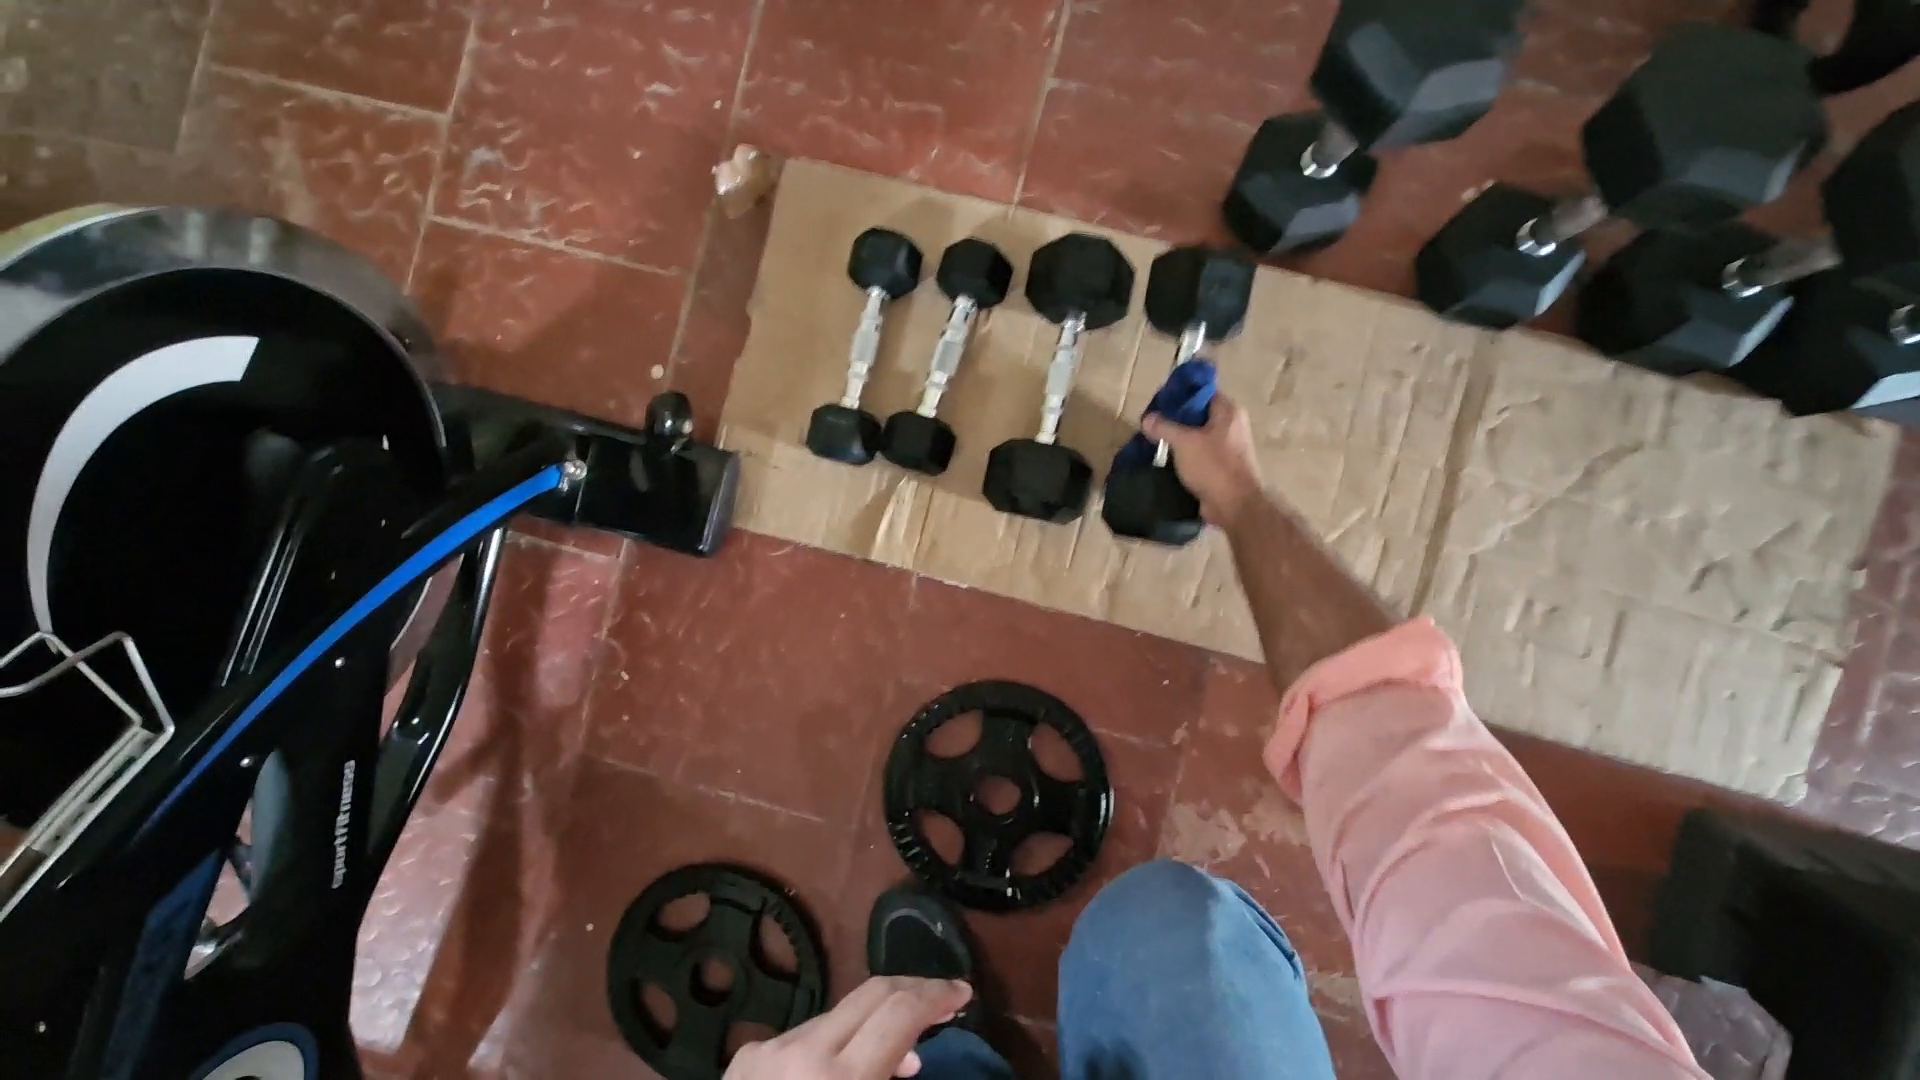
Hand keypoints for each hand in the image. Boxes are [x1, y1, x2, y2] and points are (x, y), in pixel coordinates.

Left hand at [725, 976, 972, 1079]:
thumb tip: (909, 1063)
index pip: (900, 1013)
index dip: (937, 996)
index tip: (964, 993)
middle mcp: (805, 1050)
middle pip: (872, 993)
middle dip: (914, 989)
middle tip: (944, 999)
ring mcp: (770, 1048)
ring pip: (837, 1016)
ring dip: (871, 1022)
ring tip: (896, 1052)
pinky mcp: (745, 1056)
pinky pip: (803, 1037)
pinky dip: (831, 1046)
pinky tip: (836, 1072)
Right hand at [1142, 394, 1264, 527]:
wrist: (1234, 505)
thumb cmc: (1213, 466)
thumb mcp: (1184, 442)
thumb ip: (1164, 428)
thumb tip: (1147, 419)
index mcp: (1228, 413)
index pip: (1203, 393)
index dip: (1182, 395)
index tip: (1160, 402)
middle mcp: (1231, 426)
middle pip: (1199, 415)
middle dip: (1176, 419)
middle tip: (1153, 423)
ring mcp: (1228, 448)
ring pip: (1198, 437)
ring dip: (1179, 440)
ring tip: (1155, 442)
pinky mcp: (1222, 467)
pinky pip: (1199, 455)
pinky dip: (1185, 457)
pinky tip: (1166, 460)